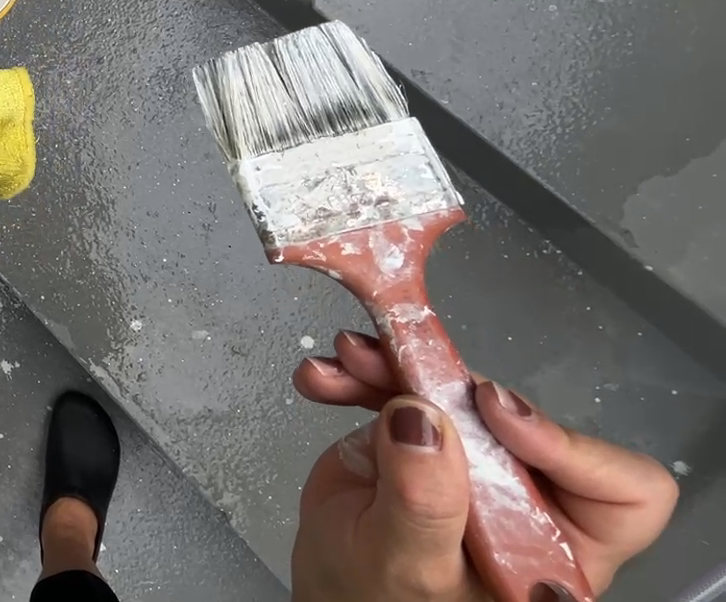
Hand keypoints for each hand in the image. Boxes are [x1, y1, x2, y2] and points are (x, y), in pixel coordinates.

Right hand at [289, 330, 679, 599]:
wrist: (325, 588)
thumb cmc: (374, 598)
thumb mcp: (405, 561)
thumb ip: (424, 499)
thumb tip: (421, 416)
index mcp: (555, 546)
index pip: (616, 490)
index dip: (565, 443)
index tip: (489, 409)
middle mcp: (522, 500)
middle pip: (506, 420)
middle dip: (440, 381)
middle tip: (380, 358)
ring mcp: (463, 464)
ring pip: (443, 392)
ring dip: (383, 366)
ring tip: (340, 360)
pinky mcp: (412, 438)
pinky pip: (390, 389)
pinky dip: (350, 376)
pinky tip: (319, 380)